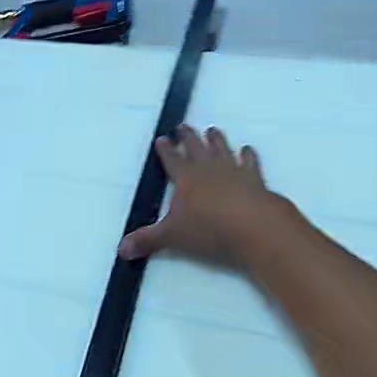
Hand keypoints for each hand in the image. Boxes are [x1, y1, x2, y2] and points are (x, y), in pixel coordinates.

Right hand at [119, 126, 295, 268]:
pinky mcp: (256, 179)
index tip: (162, 138)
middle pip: (196, 147)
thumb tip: (121, 250)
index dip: (165, 150)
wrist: (255, 226)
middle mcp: (208, 168)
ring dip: (216, 140)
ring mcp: (234, 171)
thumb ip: (148, 240)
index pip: (172, 159)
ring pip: (222, 149)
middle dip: (188, 137)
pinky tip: (247, 150)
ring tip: (213, 130)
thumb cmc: (209, 229)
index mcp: (185, 178)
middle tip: (184, 126)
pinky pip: (250, 162)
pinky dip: (248, 155)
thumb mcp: (173, 236)